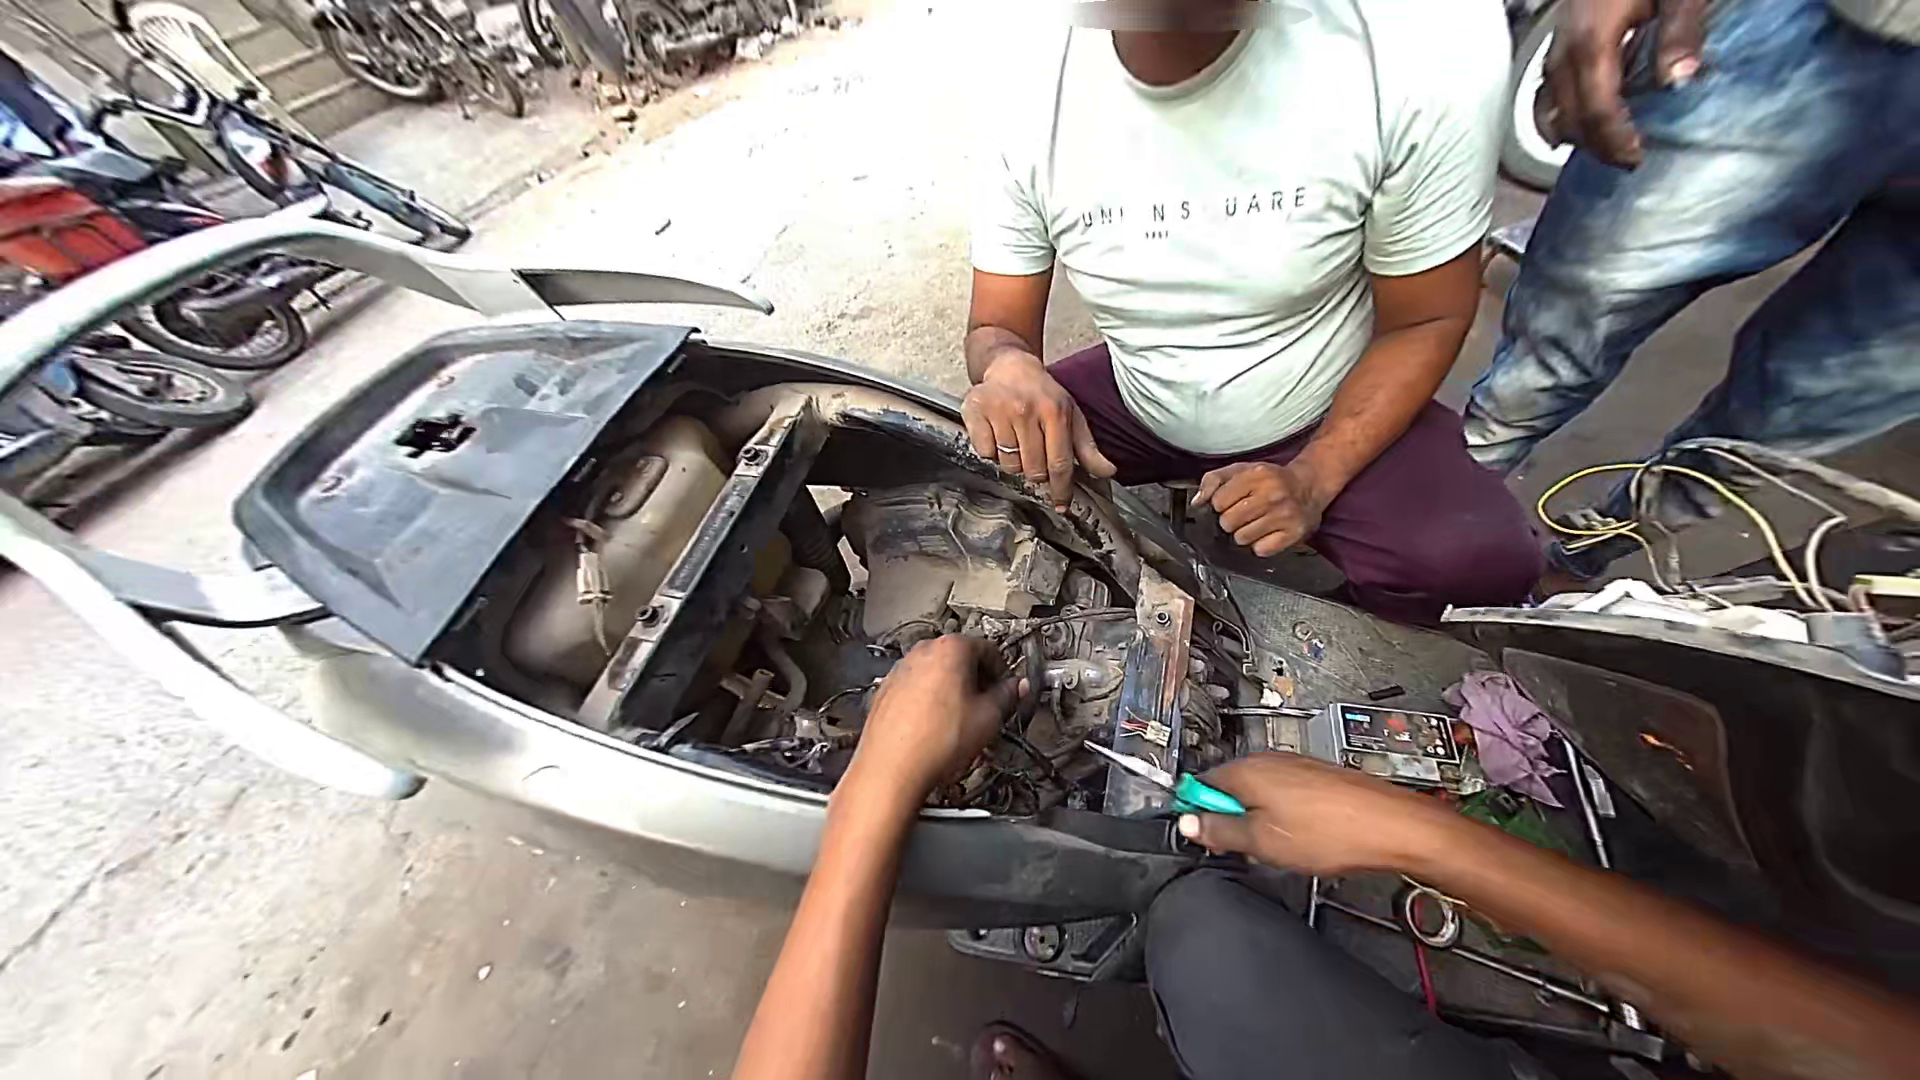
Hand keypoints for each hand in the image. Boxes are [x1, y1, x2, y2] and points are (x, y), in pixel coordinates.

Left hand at [841, 635, 1021, 807]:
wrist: (890, 769)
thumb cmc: (936, 742)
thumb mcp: (988, 718)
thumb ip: (1007, 696)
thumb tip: (1017, 687)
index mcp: (951, 649)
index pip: (988, 649)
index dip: (1002, 672)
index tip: (1006, 690)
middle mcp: (923, 651)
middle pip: (960, 658)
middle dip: (977, 681)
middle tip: (987, 707)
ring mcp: (901, 670)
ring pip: (937, 674)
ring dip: (953, 692)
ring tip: (961, 723)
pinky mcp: (886, 690)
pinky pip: (916, 689)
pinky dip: (929, 702)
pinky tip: (936, 729)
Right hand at [961, 350, 1116, 510]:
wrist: (1010, 366)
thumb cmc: (1043, 395)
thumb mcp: (1071, 415)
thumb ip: (1087, 448)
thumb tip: (1108, 472)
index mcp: (1054, 411)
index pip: (1059, 462)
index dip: (1061, 489)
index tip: (1061, 505)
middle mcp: (1026, 410)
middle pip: (1033, 469)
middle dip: (1036, 472)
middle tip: (1034, 456)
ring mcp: (999, 411)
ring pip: (1009, 465)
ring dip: (1013, 462)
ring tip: (1015, 441)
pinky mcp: (976, 411)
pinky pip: (985, 453)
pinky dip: (991, 451)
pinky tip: (997, 435)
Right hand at [1176, 753, 1459, 874]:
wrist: (1395, 827)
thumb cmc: (1333, 832)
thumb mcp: (1263, 842)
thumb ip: (1220, 831)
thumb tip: (1190, 823)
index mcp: (1244, 771)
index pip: (1200, 784)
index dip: (1198, 812)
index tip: (1206, 834)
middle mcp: (1265, 761)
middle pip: (1228, 787)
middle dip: (1231, 816)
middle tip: (1246, 846)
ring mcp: (1292, 766)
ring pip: (1257, 791)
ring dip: (1257, 816)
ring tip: (1280, 845)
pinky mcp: (1314, 776)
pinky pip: (1282, 792)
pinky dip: (1283, 813)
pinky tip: (1303, 836)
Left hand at [1191, 461, 1330, 556]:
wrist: (1309, 484)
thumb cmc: (1269, 479)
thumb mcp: (1240, 470)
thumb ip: (1213, 480)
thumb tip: (1197, 502)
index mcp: (1256, 475)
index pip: (1218, 501)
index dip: (1220, 504)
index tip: (1230, 501)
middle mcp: (1272, 494)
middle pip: (1228, 522)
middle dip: (1230, 520)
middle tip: (1243, 514)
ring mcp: (1285, 515)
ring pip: (1242, 538)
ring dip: (1244, 533)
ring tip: (1255, 522)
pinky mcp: (1294, 533)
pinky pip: (1261, 549)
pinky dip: (1261, 544)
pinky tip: (1267, 532)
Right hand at [1546, 0, 1707, 167]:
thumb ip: (1680, 31)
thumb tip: (1679, 80)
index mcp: (1590, 48)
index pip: (1597, 112)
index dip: (1615, 139)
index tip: (1635, 157)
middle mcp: (1562, 61)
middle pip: (1571, 122)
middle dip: (1596, 145)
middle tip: (1625, 159)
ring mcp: (1552, 59)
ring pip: (1556, 116)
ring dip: (1581, 135)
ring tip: (1608, 142)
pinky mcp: (1553, 54)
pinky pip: (1549, 101)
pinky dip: (1566, 118)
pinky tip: (1583, 121)